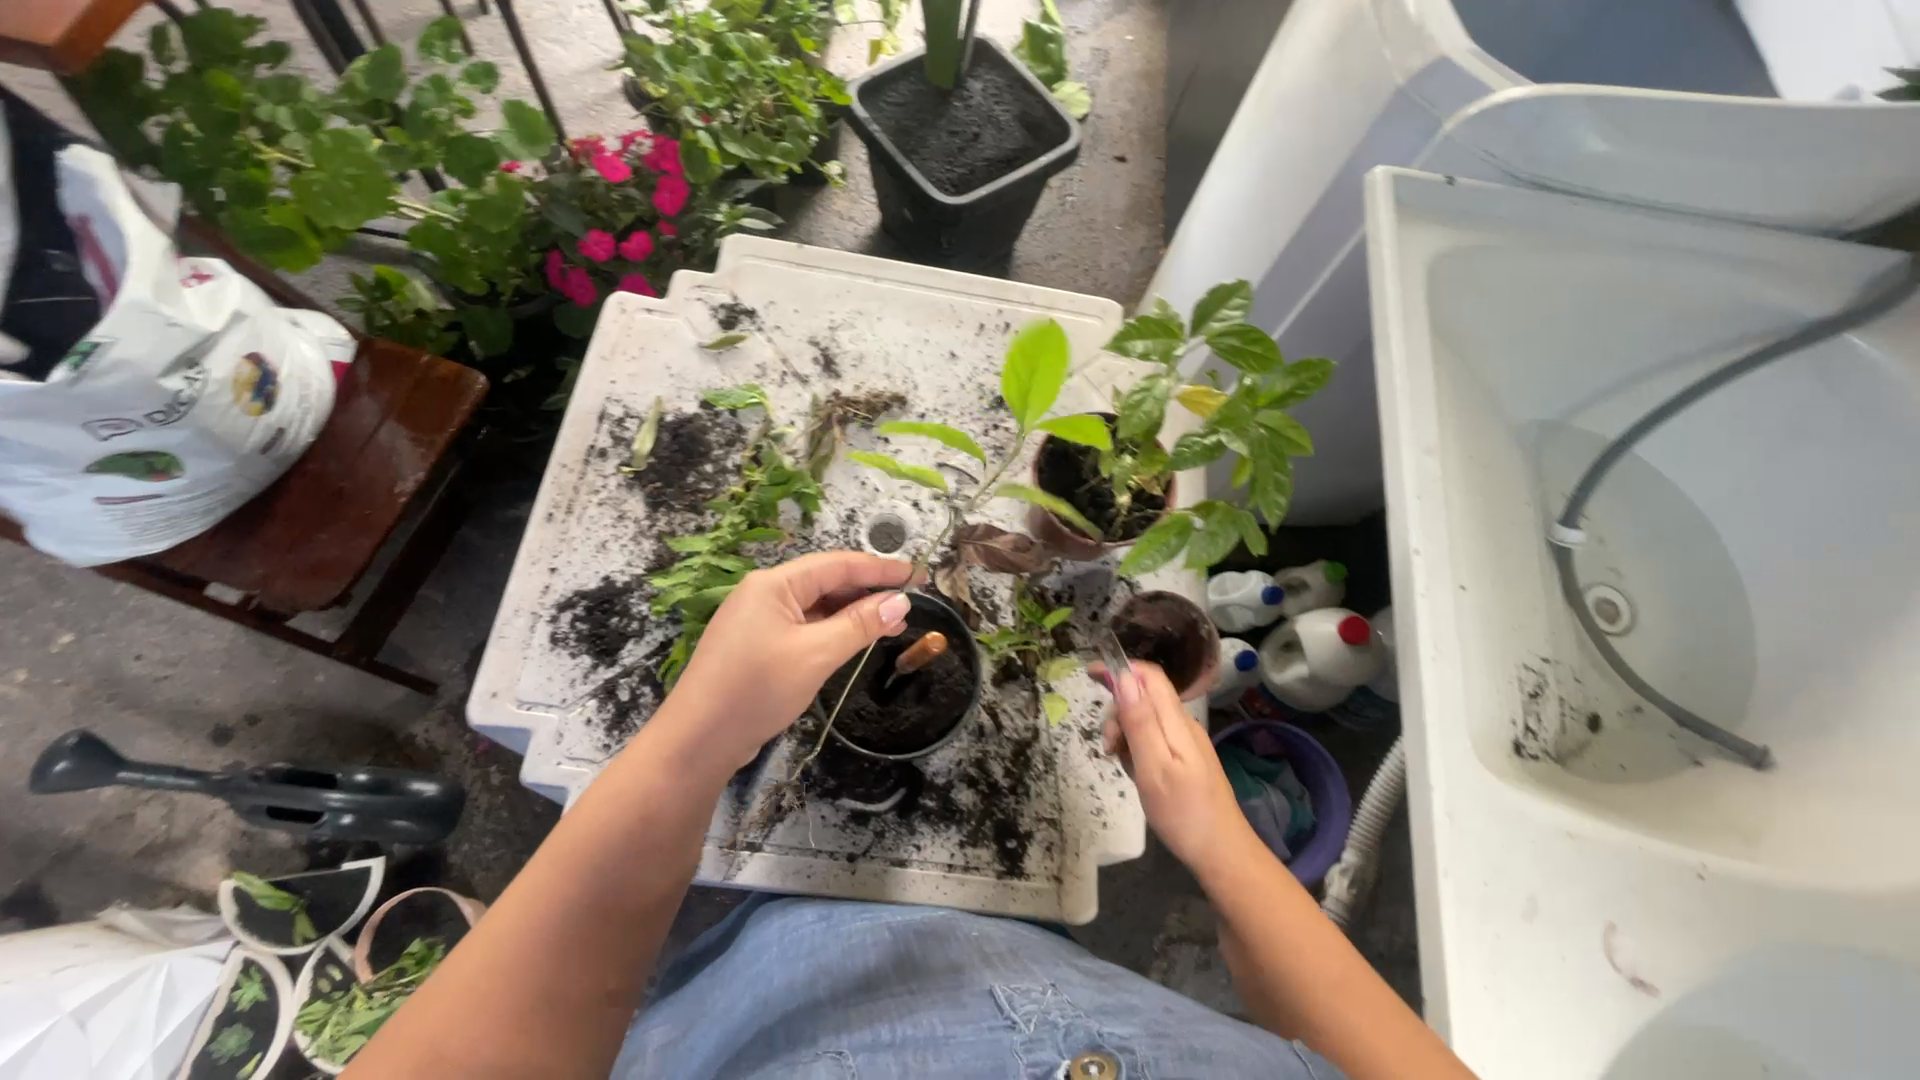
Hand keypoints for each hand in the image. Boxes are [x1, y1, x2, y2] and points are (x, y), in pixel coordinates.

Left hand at [652, 552, 914, 771]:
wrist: (697, 740)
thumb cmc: (756, 690)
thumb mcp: (816, 654)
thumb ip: (860, 625)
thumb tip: (900, 602)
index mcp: (774, 584)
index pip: (837, 564)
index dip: (879, 568)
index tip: (916, 573)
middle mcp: (764, 594)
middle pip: (826, 582)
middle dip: (869, 592)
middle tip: (910, 603)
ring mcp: (758, 621)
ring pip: (816, 607)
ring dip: (853, 614)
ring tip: (893, 626)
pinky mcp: (756, 647)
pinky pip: (803, 628)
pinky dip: (832, 631)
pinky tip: (854, 642)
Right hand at [1098, 661, 1259, 880]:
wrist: (1222, 855)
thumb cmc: (1184, 814)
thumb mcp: (1154, 768)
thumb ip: (1140, 722)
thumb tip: (1125, 676)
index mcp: (1177, 722)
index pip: (1149, 675)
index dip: (1120, 669)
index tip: (1090, 676)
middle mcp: (1183, 725)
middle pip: (1143, 697)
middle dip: (1117, 713)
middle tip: (1109, 749)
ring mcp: (1185, 743)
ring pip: (1145, 720)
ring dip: (1125, 734)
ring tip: (1121, 765)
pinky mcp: (1185, 761)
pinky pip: (1152, 740)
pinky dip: (1136, 750)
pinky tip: (1134, 773)